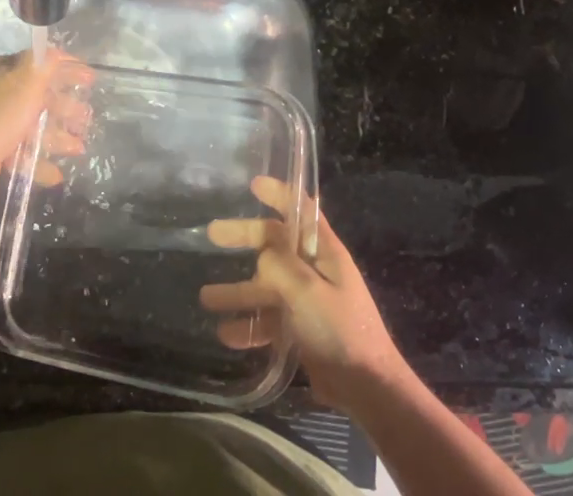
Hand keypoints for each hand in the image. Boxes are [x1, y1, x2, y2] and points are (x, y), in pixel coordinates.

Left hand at [0, 51, 90, 201]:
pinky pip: (24, 150)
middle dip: (65, 107)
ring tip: (78, 148)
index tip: (90, 79)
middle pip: (41, 96)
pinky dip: (40, 161)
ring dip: (58, 136)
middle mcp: (1, 92)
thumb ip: (43, 64)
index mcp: (6, 71)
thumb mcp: (26, 84)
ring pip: (34, 125)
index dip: (67, 69)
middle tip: (87, 117)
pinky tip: (57, 174)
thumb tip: (54, 48)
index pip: (41, 62)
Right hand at [203, 177, 410, 409]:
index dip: (280, 194)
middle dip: (244, 238)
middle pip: (274, 246)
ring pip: (265, 287)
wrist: (366, 387)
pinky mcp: (301, 330)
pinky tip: (226, 334)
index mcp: (325, 254)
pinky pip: (268, 321)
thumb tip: (261, 256)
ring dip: (237, 291)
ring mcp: (307, 301)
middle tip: (212, 234)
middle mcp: (315, 271)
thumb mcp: (308, 291)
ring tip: (205, 298)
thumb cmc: (341, 330)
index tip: (254, 185)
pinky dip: (248, 326)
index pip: (302, 211)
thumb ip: (281, 267)